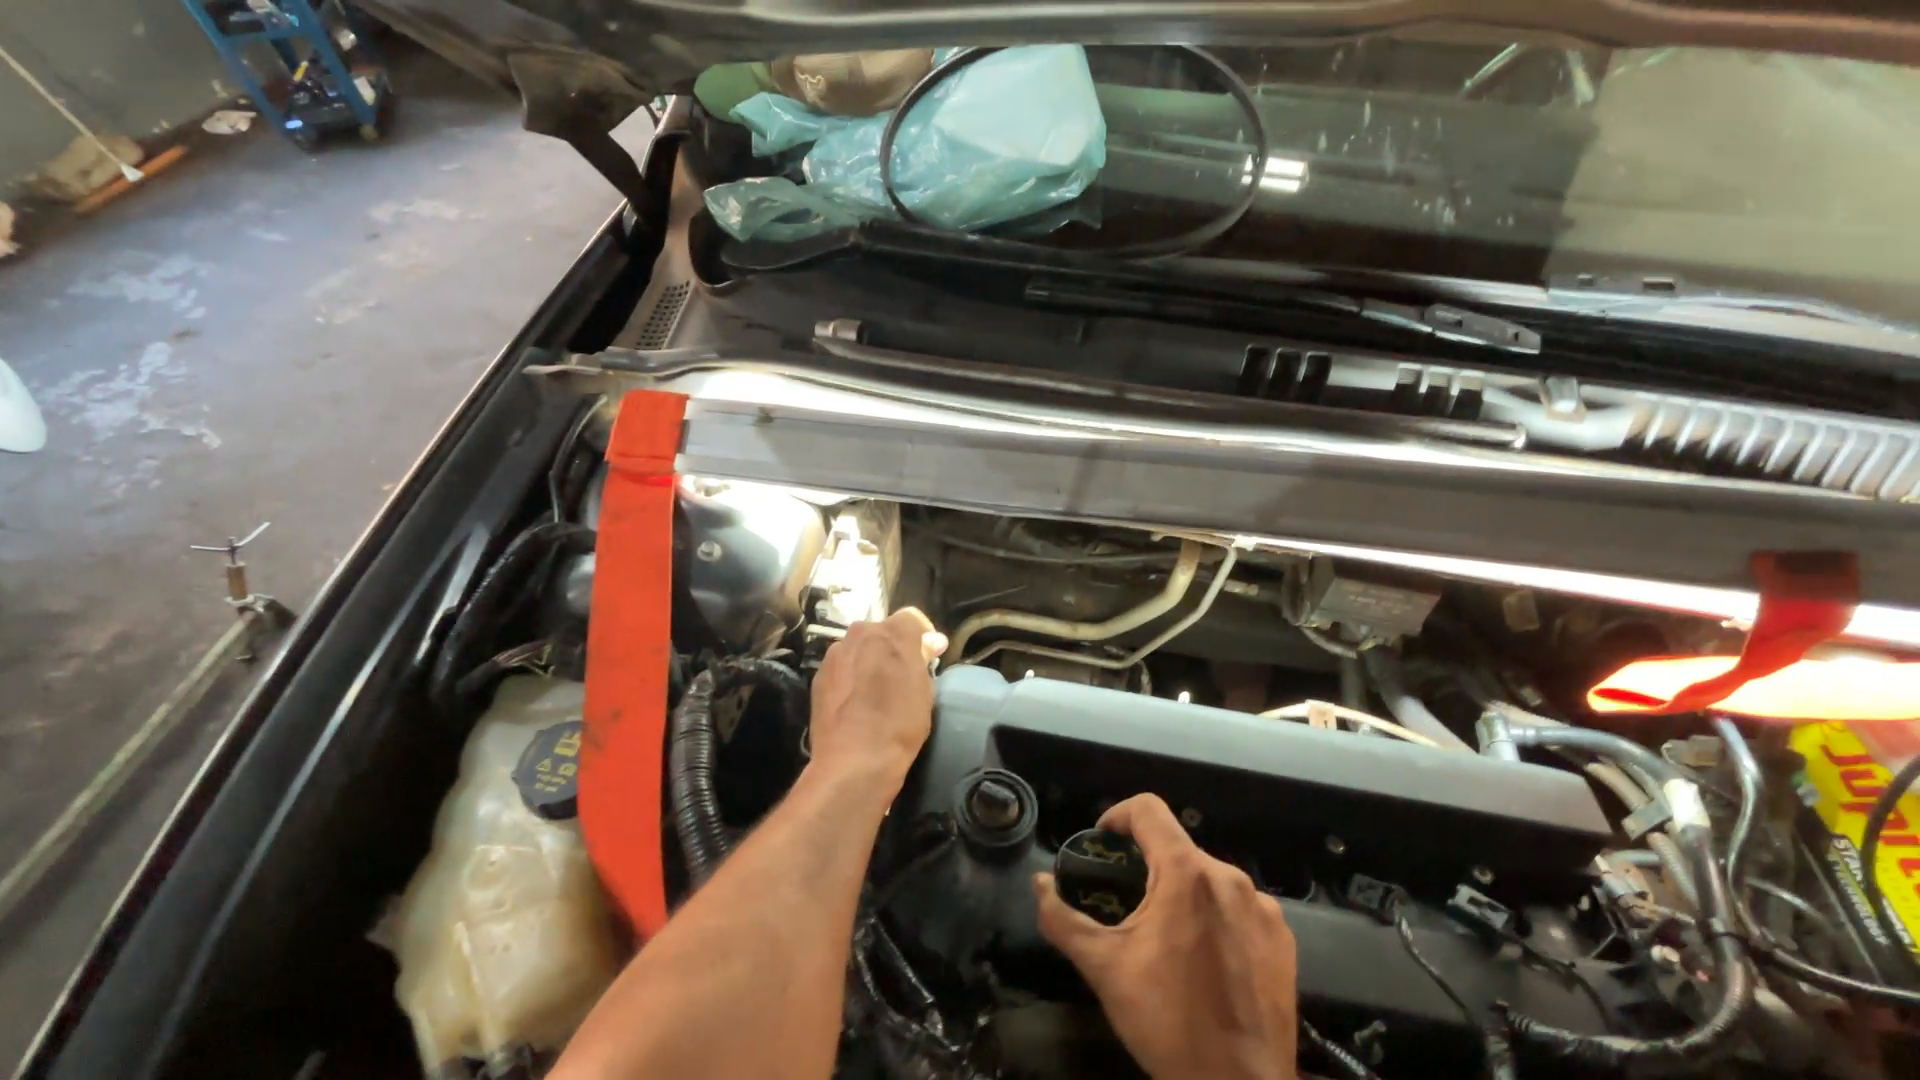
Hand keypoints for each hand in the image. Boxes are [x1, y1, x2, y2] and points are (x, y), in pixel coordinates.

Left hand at [807, 608, 947, 792]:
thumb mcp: (924, 690)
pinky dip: (852, 677)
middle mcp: (859, 634)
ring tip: (877, 692)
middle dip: (893, 648)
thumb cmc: (899, 724)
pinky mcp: (819, 676)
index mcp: (891, 633)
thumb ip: (923, 657)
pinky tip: (857, 702)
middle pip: (882, 632)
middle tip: (903, 676)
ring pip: (859, 649)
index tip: (928, 658)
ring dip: (870, 661)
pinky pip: (843, 667)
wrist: (853, 760)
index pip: (913, 619)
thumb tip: (931, 641)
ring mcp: (835, 654)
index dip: (923, 636)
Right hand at [1034, 794, 1297, 1079]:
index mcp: (1187, 873)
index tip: (1103, 844)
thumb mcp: (1103, 968)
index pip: (1149, 809)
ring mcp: (1264, 909)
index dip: (1118, 816)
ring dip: (1182, 893)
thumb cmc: (1167, 1020)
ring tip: (1165, 937)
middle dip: (1148, 866)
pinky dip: (1215, 918)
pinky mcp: (1283, 938)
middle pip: (1179, 848)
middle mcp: (1231, 878)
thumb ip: (1063, 918)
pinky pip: (1240, 908)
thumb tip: (1039, 883)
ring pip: (1210, 879)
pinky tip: (1203, 959)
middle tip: (1126, 903)